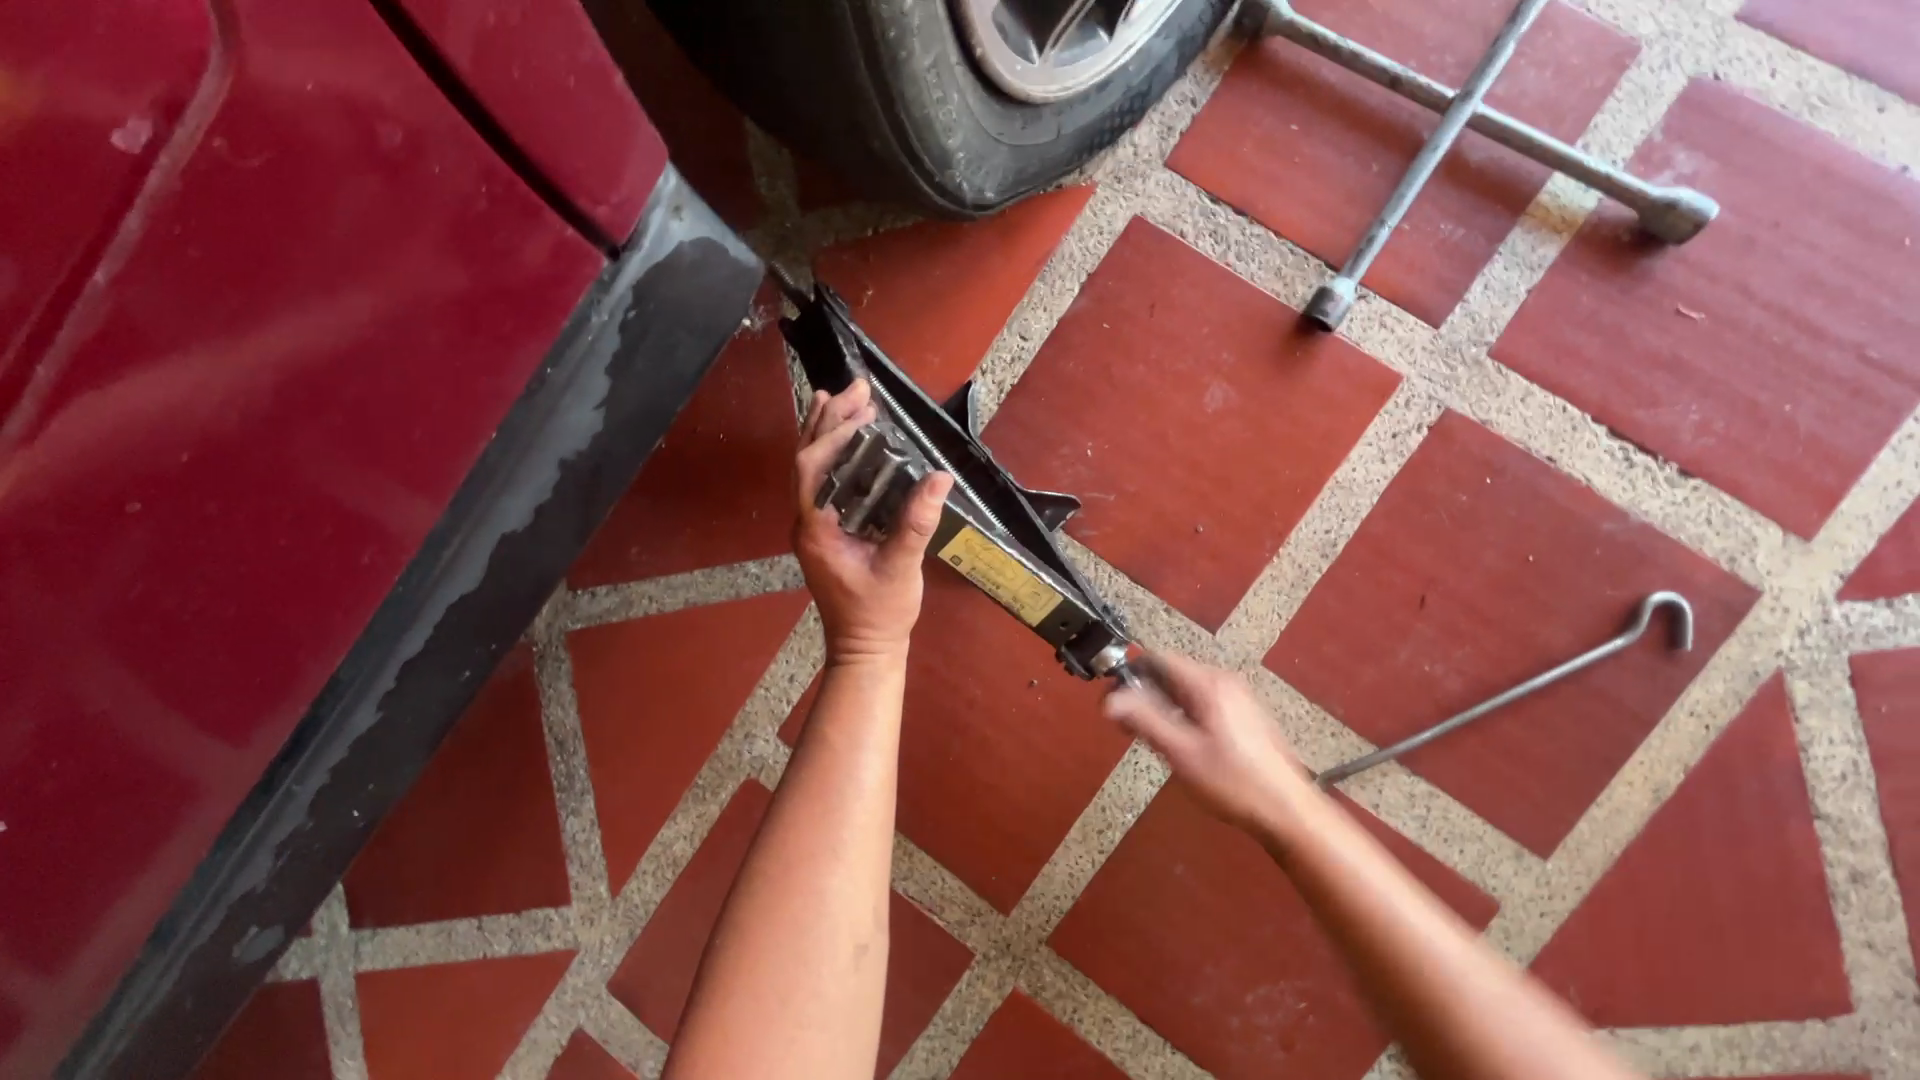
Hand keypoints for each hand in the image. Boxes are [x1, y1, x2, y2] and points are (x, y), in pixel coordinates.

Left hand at [792, 380, 954, 663]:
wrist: (864, 648)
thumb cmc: (880, 613)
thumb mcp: (902, 567)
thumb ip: (918, 522)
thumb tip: (940, 478)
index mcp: (815, 528)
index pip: (812, 466)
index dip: (833, 432)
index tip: (861, 408)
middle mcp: (806, 521)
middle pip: (807, 458)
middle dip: (830, 420)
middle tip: (857, 388)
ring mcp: (812, 526)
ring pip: (809, 468)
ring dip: (825, 432)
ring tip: (840, 396)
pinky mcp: (824, 530)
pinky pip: (820, 481)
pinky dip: (831, 454)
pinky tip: (845, 440)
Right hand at [1104, 654, 1317, 834]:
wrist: (1289, 811)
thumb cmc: (1233, 782)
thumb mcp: (1181, 753)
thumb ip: (1144, 721)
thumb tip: (1109, 700)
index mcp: (1208, 683)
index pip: (1157, 659)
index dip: (1129, 676)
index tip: (1113, 702)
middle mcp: (1224, 682)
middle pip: (1172, 674)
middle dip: (1146, 696)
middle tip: (1130, 729)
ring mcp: (1239, 698)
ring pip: (1187, 691)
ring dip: (1165, 708)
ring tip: (1155, 742)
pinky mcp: (1246, 716)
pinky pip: (1204, 704)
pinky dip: (1185, 716)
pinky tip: (1184, 747)